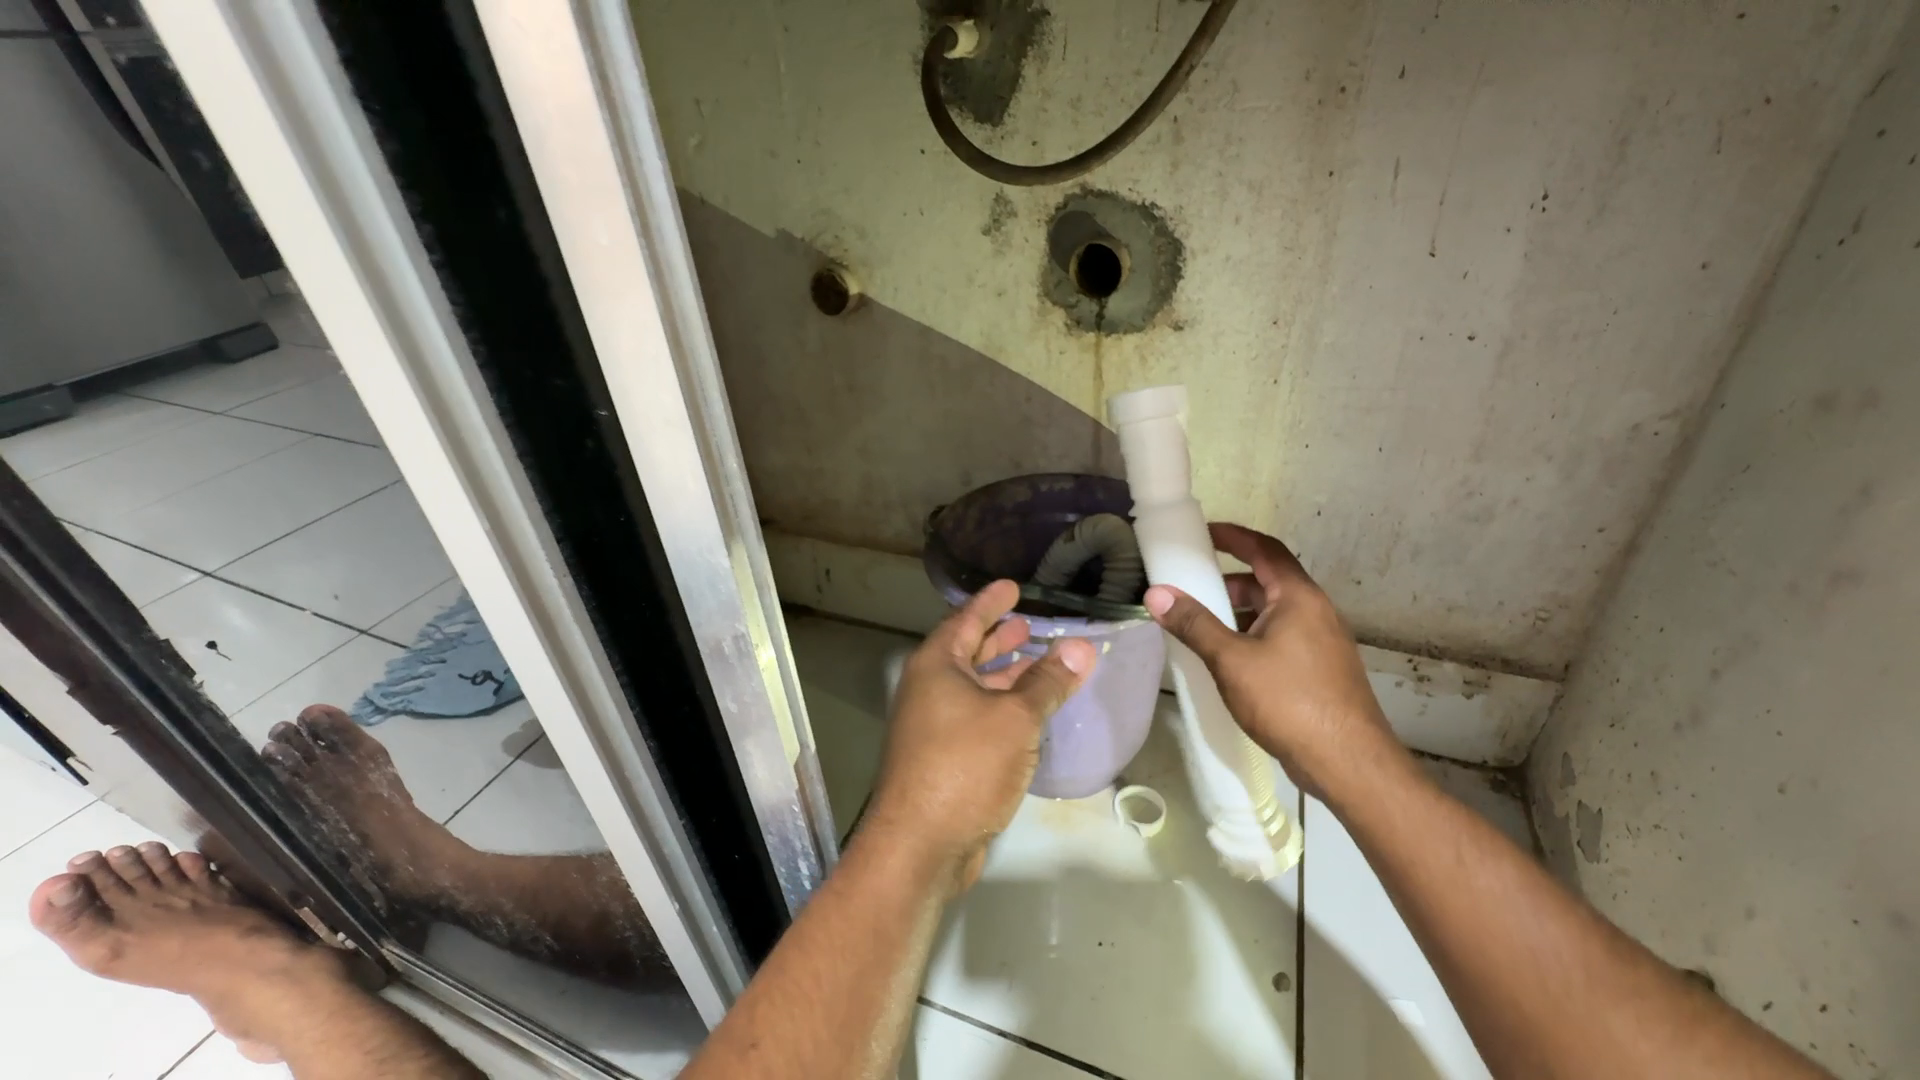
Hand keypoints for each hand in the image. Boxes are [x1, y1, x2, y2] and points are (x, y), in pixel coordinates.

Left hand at [865, 579, 1095, 891]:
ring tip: (1038, 664)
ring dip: (1004, 676)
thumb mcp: (1015, 718)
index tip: (1014, 586)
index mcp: (936, 666)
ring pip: (973, 689)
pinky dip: (1002, 709)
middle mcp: (929, 690)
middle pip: (967, 653)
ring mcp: (932, 726)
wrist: (922, 842)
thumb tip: (1082, 647)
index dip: (992, 602)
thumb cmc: (965, 765)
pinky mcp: (943, 758)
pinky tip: (1029, 715)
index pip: (966, 620)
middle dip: (999, 638)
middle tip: (1029, 625)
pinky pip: (976, 718)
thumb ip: (1048, 682)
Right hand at [1143, 523, 1399, 798]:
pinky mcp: (1321, 669)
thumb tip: (1156, 593)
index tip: (1202, 533)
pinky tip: (1229, 662)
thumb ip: (1194, 624)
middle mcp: (1315, 611)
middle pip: (1267, 581)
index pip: (1264, 549)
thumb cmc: (1289, 701)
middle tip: (1190, 590)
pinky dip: (1252, 636)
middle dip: (1227, 582)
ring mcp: (1322, 642)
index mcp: (1298, 597)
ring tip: (1201, 629)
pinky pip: (1281, 637)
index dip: (1233, 536)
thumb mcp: (1231, 660)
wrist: (1347, 761)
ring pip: (1273, 613)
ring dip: (1238, 613)